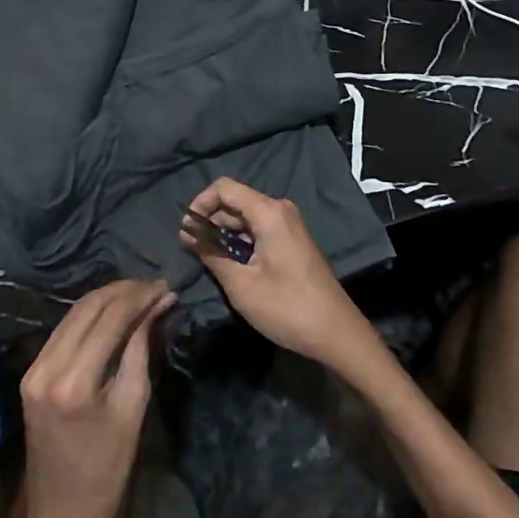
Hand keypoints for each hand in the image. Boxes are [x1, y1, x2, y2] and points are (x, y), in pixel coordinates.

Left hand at [18, 280, 174, 517]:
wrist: (62, 508)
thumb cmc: (108, 463)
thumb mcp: (134, 403)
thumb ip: (141, 346)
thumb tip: (160, 302)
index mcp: (75, 382)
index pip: (112, 316)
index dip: (142, 295)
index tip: (167, 285)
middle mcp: (47, 368)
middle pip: (89, 306)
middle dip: (126, 290)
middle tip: (156, 286)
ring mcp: (33, 369)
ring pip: (74, 311)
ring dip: (109, 296)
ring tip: (140, 293)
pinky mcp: (30, 373)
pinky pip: (64, 328)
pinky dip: (91, 313)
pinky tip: (115, 310)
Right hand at [180, 178, 379, 373]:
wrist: (334, 329)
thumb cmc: (286, 307)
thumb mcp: (241, 284)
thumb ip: (212, 254)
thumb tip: (189, 233)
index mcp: (269, 212)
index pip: (225, 188)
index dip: (200, 203)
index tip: (185, 230)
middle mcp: (280, 209)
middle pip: (235, 201)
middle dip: (209, 220)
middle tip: (188, 249)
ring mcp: (288, 224)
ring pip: (246, 217)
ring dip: (223, 232)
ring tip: (203, 258)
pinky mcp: (291, 240)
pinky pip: (259, 229)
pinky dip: (239, 241)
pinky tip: (227, 263)